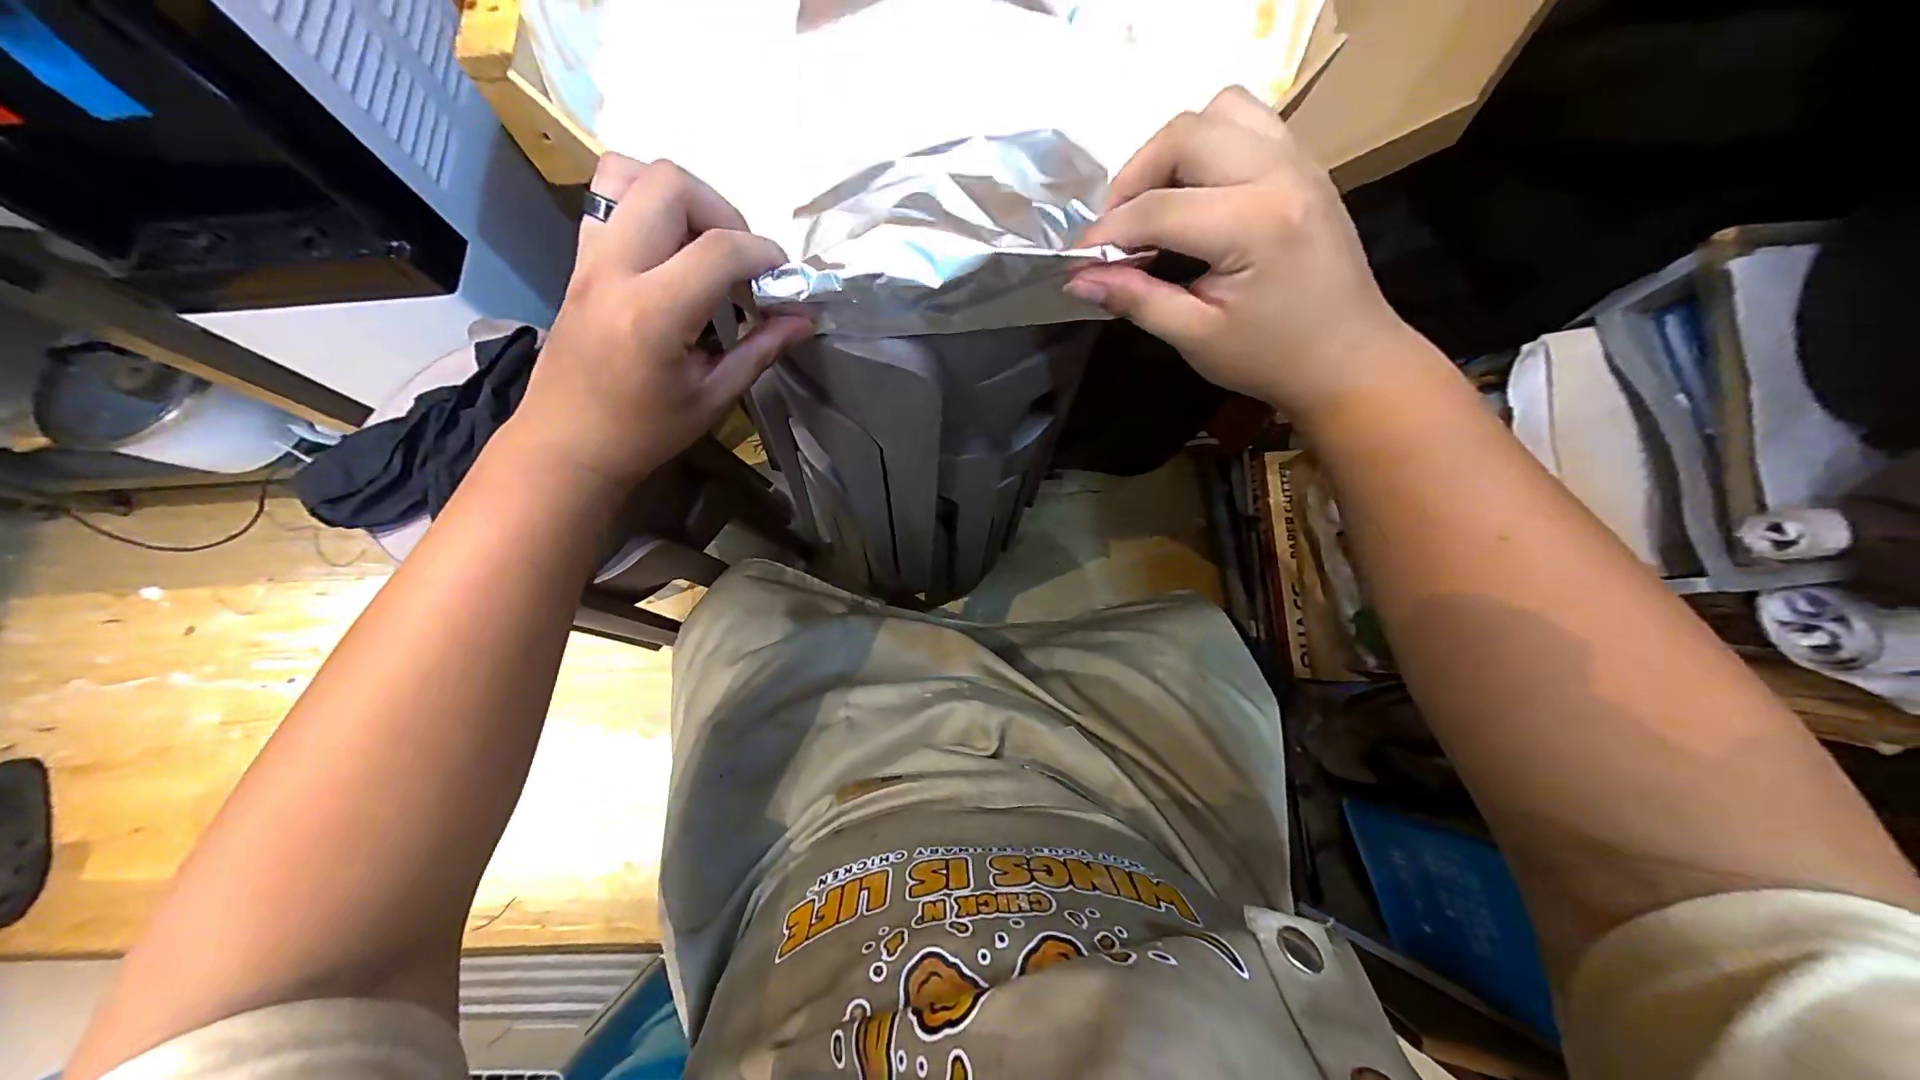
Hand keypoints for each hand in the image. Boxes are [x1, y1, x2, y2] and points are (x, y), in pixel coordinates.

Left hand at [508, 155, 812, 486]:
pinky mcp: (579, 260)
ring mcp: (590, 258)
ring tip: (703, 245)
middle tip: (740, 260)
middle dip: (722, 211)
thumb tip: (802, 319)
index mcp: (652, 313)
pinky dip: (648, 205)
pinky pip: (608, 199)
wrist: (566, 443)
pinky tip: (672, 252)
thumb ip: (760, 349)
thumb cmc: (643, 432)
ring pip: (629, 174)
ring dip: (680, 197)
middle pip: (670, 184)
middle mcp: (615, 269)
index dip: (764, 254)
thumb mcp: (712, 398)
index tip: (782, 279)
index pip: (719, 248)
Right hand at [1068, 88, 1426, 418]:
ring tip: (1155, 201)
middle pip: (1186, 133)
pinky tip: (1194, 193)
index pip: (1158, 208)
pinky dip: (1209, 145)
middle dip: (1134, 176)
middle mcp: (1280, 174)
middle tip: (1116, 227)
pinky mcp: (1305, 166)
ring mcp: (1299, 161)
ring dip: (1174, 149)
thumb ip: (1136, 299)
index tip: (1078, 258)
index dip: (1107, 231)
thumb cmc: (1272, 358)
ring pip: (1220, 111)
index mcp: (1255, 224)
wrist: (1350, 360)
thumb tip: (1080, 279)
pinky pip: (1248, 124)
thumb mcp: (1196, 337)